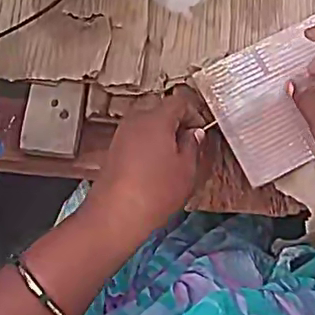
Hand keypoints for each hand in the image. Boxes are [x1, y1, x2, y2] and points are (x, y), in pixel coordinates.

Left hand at [86, 90, 208, 233]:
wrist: (116, 213)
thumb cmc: (156, 190)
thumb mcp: (186, 169)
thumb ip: (193, 145)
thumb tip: (194, 133)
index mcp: (157, 118)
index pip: (179, 101)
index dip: (194, 113)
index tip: (201, 130)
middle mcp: (136, 119)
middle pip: (160, 108)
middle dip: (176, 121)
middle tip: (188, 142)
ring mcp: (121, 133)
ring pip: (146, 122)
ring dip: (160, 132)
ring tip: (172, 156)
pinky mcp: (113, 148)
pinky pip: (135, 136)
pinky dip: (146, 143)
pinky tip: (154, 165)